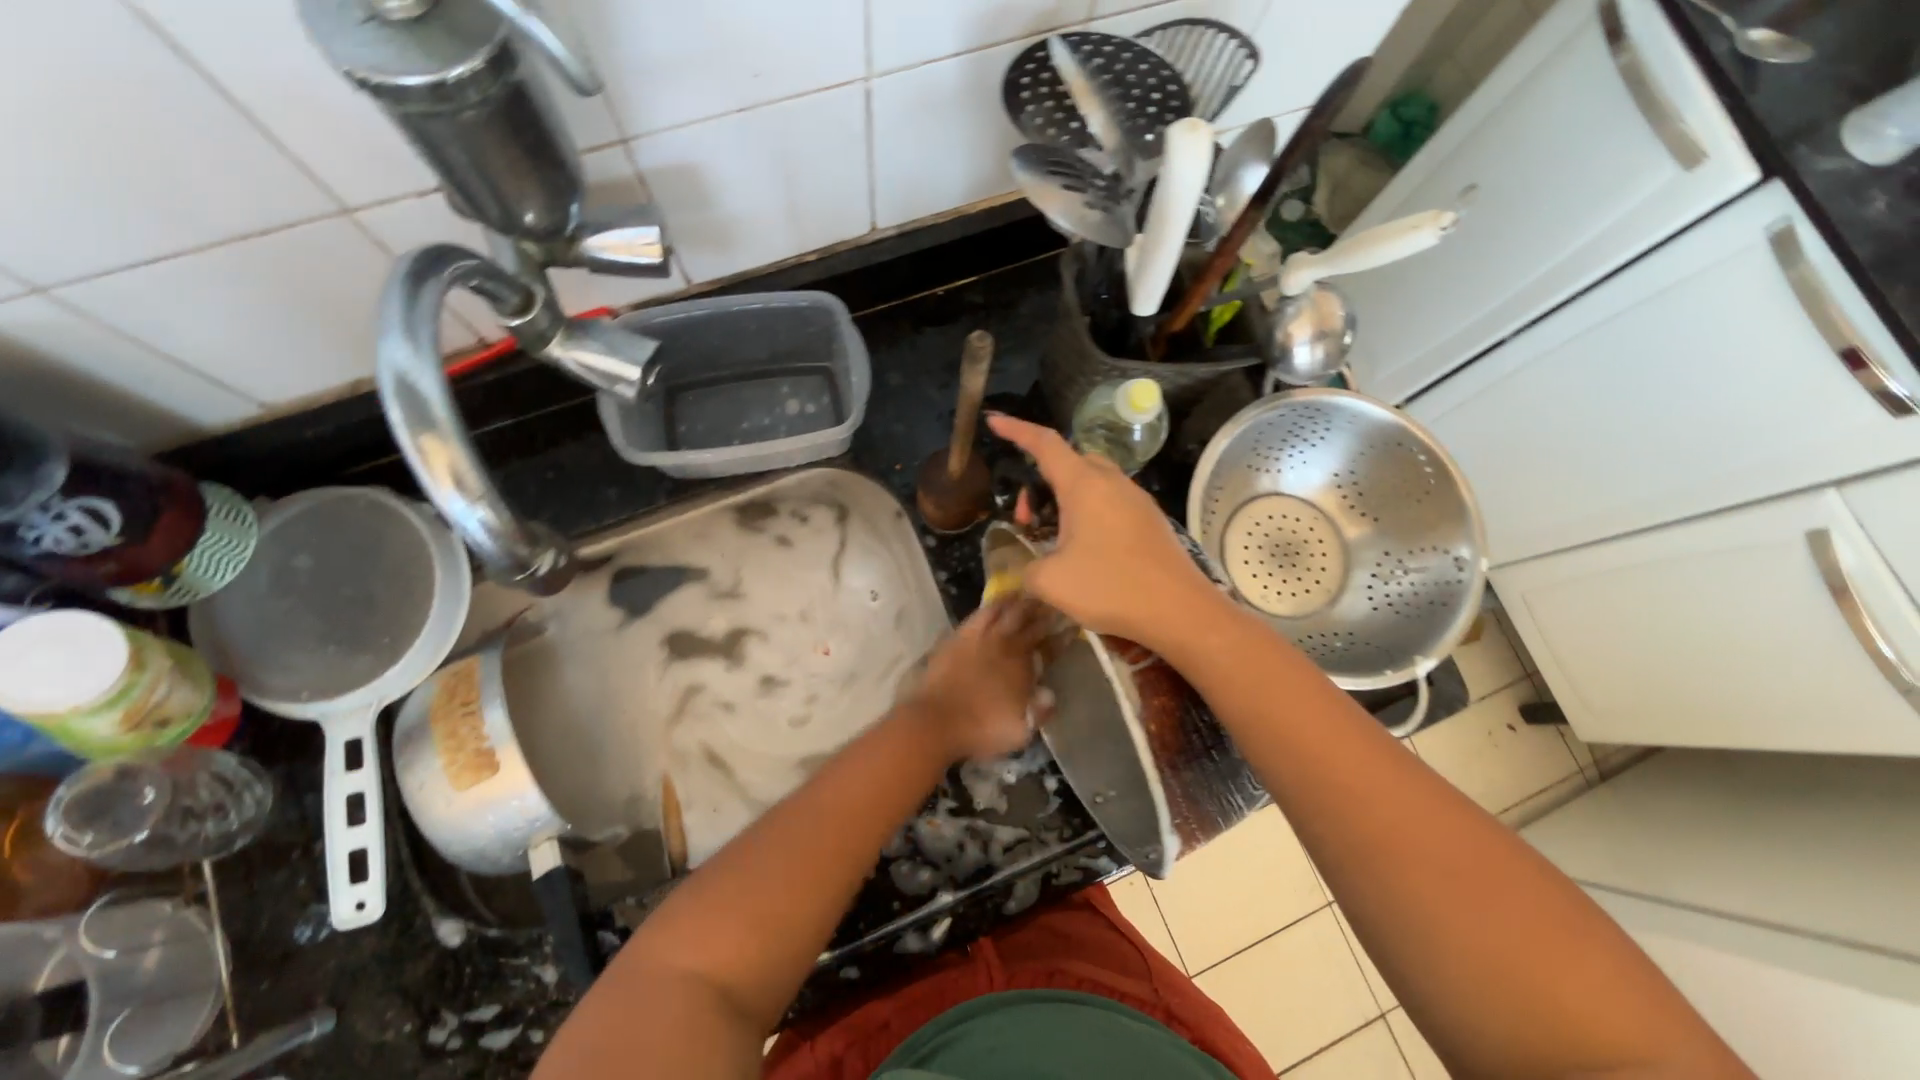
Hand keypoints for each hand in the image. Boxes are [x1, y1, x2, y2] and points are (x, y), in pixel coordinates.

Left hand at [909, 598, 1052, 761]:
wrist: (936, 721)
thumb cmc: (981, 730)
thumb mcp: (1020, 731)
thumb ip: (1040, 712)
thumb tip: (1050, 694)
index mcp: (1025, 669)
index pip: (1049, 649)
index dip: (1062, 638)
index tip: (1072, 627)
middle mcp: (1007, 647)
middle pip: (1031, 625)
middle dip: (1046, 615)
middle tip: (1056, 605)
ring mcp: (983, 638)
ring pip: (1008, 612)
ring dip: (1023, 603)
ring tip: (1033, 595)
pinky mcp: (961, 636)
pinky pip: (983, 612)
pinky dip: (996, 603)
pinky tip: (1002, 598)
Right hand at [987, 414, 1221, 646]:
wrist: (1179, 610)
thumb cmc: (1111, 587)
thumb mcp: (1051, 582)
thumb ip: (1028, 568)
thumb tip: (1030, 569)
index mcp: (1084, 485)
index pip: (1044, 443)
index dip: (1016, 430)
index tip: (994, 421)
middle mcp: (1112, 482)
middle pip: (1070, 461)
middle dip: (1041, 480)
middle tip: (1027, 519)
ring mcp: (1136, 500)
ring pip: (1093, 482)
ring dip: (1066, 499)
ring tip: (1054, 536)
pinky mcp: (1150, 521)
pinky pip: (1111, 502)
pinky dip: (1089, 513)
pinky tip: (1085, 550)